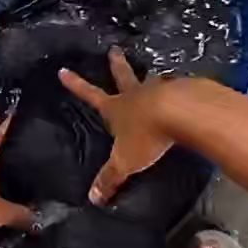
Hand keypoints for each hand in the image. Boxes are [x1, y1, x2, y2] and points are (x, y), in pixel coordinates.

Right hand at [59, 47, 183, 204]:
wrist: (181, 112)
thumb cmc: (146, 135)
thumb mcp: (125, 161)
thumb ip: (110, 177)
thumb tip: (92, 198)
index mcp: (116, 108)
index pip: (90, 95)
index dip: (76, 85)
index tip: (63, 70)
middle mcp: (134, 94)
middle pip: (122, 76)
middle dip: (116, 64)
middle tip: (114, 50)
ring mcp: (158, 89)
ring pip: (151, 80)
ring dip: (150, 78)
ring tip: (154, 74)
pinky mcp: (181, 91)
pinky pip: (176, 89)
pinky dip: (177, 91)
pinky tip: (184, 94)